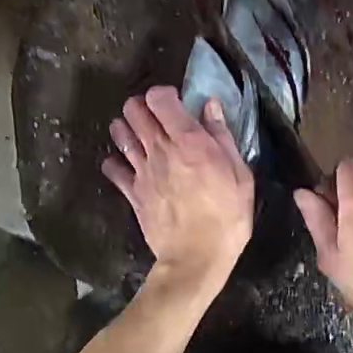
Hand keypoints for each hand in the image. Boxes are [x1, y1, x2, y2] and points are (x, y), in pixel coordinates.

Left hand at [105, 87, 254, 294]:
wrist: (197, 257)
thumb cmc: (228, 219)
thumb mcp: (240, 178)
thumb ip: (223, 139)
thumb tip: (210, 107)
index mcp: (189, 142)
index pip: (159, 98)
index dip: (165, 95)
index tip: (177, 105)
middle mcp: (160, 150)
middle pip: (133, 109)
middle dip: (143, 107)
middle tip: (158, 120)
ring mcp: (141, 171)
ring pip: (120, 133)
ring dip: (128, 129)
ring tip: (141, 138)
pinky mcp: (132, 193)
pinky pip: (112, 167)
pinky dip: (116, 162)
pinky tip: (128, 167)